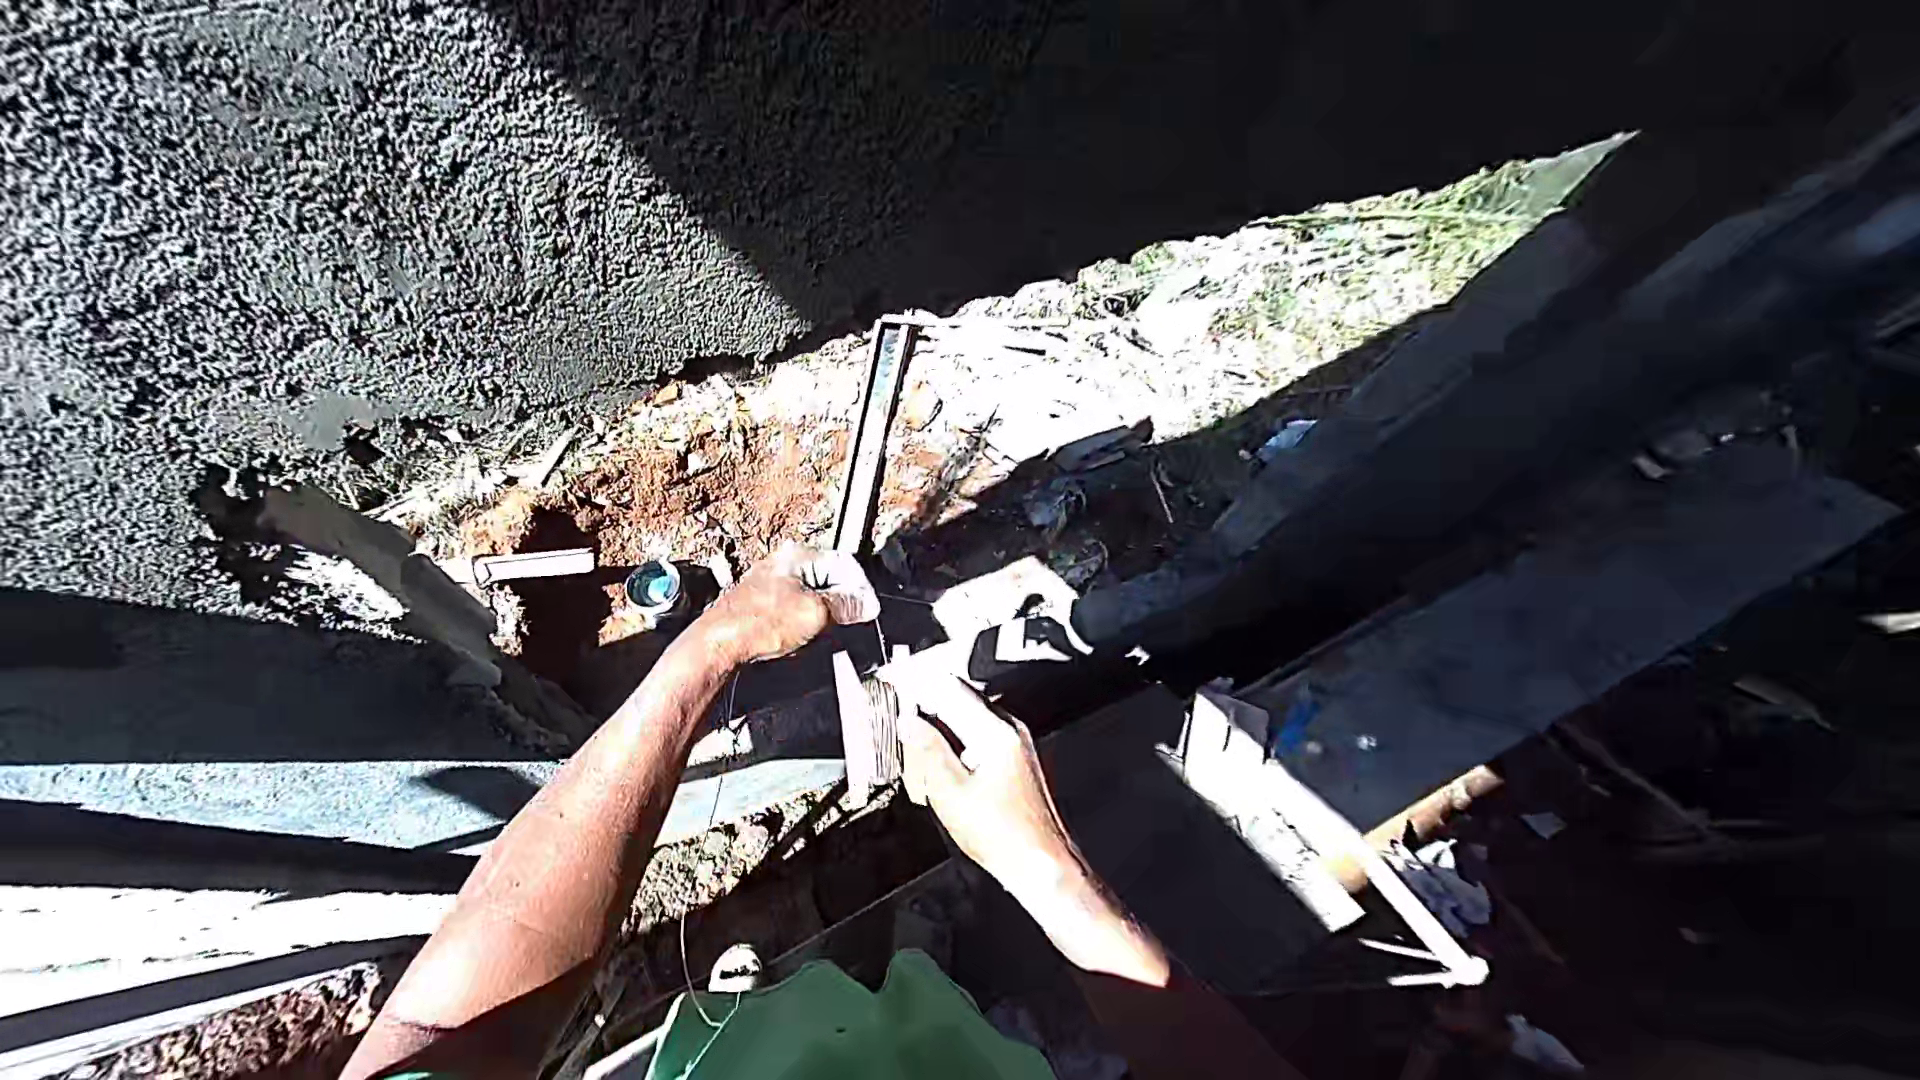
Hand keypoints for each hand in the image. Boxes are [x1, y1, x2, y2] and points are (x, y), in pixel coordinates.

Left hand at [697, 543, 878, 664]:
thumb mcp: (816, 613)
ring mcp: (773, 581)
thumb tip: (867, 605)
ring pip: (816, 595)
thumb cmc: (756, 623)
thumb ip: (847, 605)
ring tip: (819, 632)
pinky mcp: (765, 603)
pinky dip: (807, 622)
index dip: (861, 588)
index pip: (846, 563)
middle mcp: (784, 563)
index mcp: (797, 555)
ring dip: (824, 615)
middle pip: (831, 579)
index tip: (868, 609)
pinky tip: (801, 637)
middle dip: (842, 602)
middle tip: (846, 622)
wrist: (717, 645)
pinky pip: (799, 608)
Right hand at [889, 672, 1080, 894]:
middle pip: (958, 695)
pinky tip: (936, 751)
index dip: (916, 681)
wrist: (1041, 864)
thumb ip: (928, 750)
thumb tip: (907, 720)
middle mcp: (1008, 727)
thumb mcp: (951, 793)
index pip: (948, 688)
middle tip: (895, 704)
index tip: (893, 680)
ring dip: (937, 715)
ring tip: (910, 729)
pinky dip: (952, 732)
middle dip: (924, 696)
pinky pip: (976, 729)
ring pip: (966, 711)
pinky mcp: (1012, 755)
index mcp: (995, 731)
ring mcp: (1013, 740)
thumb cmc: (1003, 837)